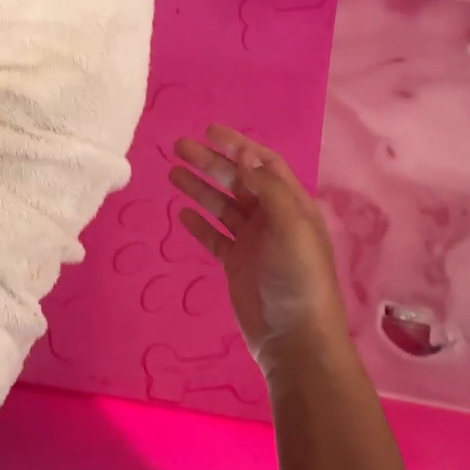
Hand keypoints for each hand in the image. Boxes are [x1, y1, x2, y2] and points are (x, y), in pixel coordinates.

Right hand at [168, 125, 349, 376]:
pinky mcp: (236, 264)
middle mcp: (272, 220)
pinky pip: (214, 236)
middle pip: (238, 182)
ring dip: (200, 188)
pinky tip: (181, 214)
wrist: (294, 338)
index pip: (263, 167)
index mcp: (292, 207)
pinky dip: (199, 223)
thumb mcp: (290, 227)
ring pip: (222, 207)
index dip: (239, 147)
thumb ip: (268, 190)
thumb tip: (245, 156)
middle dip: (211, 163)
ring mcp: (252, 242)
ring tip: (173, 173)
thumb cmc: (297, 279)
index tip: (209, 131)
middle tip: (179, 147)